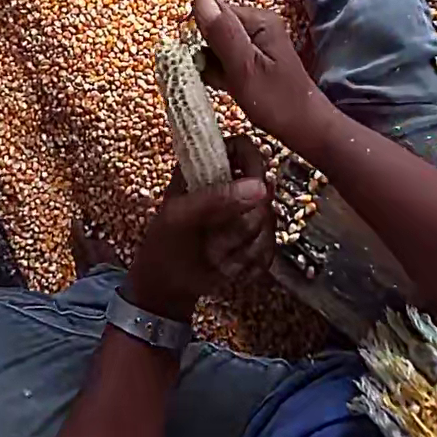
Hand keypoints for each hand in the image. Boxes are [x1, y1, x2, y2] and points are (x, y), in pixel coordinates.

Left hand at [125, 137, 274, 320]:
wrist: (167, 289)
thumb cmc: (164, 246)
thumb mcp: (180, 218)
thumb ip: (215, 199)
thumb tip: (260, 186)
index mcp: (205, 168)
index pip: (242, 147)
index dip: (253, 164)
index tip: (254, 190)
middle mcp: (228, 184)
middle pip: (262, 188)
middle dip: (242, 223)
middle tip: (215, 239)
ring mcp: (244, 211)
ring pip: (269, 218)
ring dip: (245, 245)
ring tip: (217, 256)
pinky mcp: (256, 237)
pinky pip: (272, 242)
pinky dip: (253, 259)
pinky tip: (233, 267)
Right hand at [191, 0, 337, 153]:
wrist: (304, 128)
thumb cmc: (276, 102)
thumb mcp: (244, 68)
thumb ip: (222, 34)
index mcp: (258, 21)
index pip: (213, 10)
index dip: (199, 33)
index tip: (199, 60)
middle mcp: (257, 25)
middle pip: (213, 27)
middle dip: (204, 51)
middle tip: (215, 76)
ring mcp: (255, 43)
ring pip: (216, 45)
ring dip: (210, 64)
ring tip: (223, 83)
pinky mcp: (252, 59)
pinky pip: (224, 59)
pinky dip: (219, 72)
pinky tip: (226, 87)